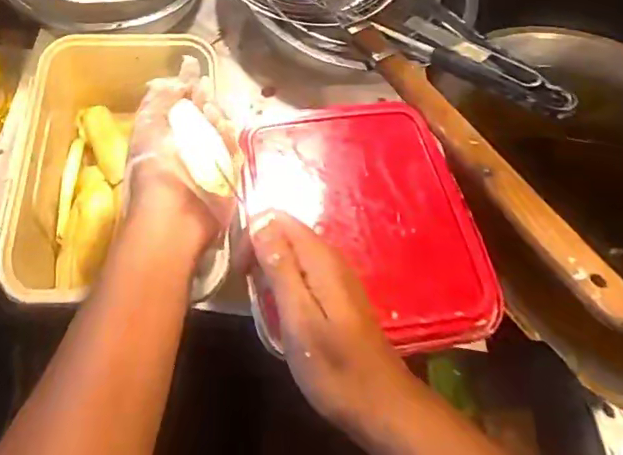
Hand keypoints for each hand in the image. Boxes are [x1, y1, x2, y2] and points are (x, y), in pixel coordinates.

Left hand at [123, 56, 243, 253]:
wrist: (174, 217)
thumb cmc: (154, 171)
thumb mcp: (148, 129)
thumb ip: (158, 102)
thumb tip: (170, 78)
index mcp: (164, 135)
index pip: (179, 102)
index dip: (186, 83)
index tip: (191, 65)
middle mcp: (187, 146)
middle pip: (202, 112)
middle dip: (203, 97)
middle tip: (204, 86)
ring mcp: (209, 159)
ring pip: (220, 126)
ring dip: (215, 114)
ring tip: (209, 110)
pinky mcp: (228, 174)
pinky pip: (232, 148)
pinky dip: (229, 137)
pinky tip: (223, 127)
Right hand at [249, 212, 419, 432]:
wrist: (381, 404)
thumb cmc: (335, 367)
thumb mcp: (299, 320)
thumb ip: (280, 268)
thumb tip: (260, 221)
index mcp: (320, 257)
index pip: (278, 218)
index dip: (252, 236)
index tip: (240, 272)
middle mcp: (331, 256)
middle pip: (286, 232)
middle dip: (260, 252)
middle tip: (250, 292)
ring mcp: (337, 274)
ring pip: (293, 252)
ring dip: (271, 269)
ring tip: (263, 305)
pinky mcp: (338, 292)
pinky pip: (304, 271)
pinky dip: (286, 283)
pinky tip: (282, 311)